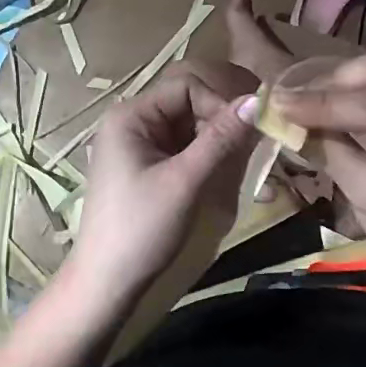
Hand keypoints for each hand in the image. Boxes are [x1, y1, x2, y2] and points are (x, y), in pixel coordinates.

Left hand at [68, 63, 258, 291]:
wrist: (107, 280)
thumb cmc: (142, 227)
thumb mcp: (185, 181)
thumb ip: (221, 139)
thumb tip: (257, 100)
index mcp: (130, 115)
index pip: (186, 86)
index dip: (219, 103)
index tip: (244, 136)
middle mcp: (131, 122)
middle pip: (188, 104)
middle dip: (221, 123)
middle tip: (248, 152)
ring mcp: (137, 146)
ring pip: (189, 128)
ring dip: (217, 143)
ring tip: (240, 168)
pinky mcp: (145, 168)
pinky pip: (182, 149)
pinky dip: (205, 159)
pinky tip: (222, 177)